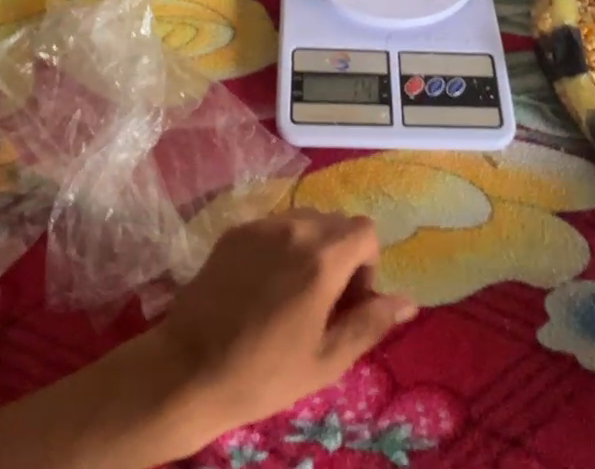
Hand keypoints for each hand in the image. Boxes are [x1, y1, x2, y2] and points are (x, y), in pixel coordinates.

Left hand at [149, 211, 415, 440]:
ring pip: (303, 221)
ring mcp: (258, 227)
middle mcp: (293, 229)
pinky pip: (272, 227)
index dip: (367, 264)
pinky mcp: (232, 232)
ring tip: (292, 292)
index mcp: (322, 258)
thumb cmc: (263, 373)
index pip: (365, 230)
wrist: (186, 370)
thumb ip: (370, 322)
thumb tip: (407, 300)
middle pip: (335, 222)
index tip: (349, 301)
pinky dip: (280, 246)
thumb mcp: (326, 359)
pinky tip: (262, 286)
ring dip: (311, 247)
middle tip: (324, 300)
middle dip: (341, 254)